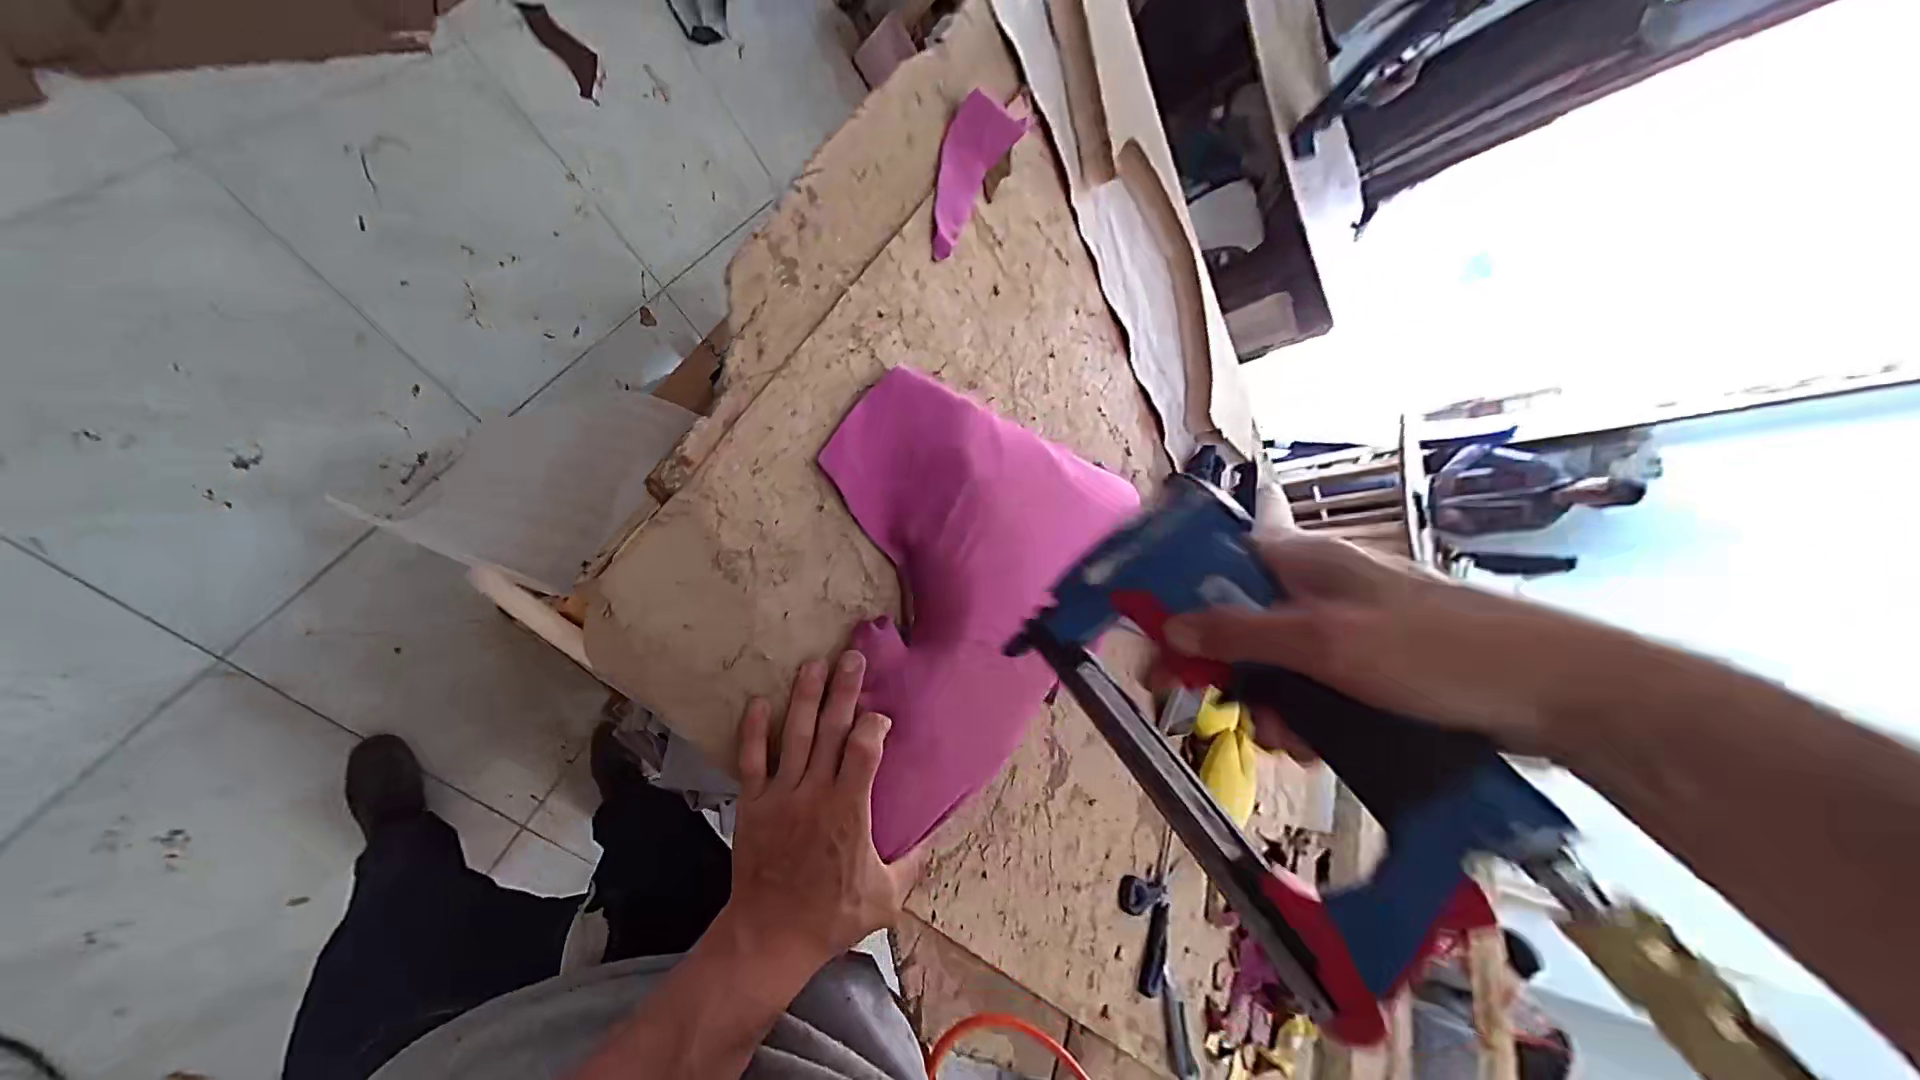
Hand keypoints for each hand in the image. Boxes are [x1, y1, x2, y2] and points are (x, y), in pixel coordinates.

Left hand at [722, 651, 930, 972]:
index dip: (874, 724)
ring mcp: (780, 795)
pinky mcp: (752, 805)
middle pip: (831, 731)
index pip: (864, 750)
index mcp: (848, 809)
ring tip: (813, 665)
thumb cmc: (831, 917)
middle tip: (851, 658)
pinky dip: (753, 730)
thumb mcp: (885, 896)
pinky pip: (751, 760)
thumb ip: (912, 862)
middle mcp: (814, 793)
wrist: (769, 937)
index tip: (881, 716)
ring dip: (804, 697)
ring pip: (794, 735)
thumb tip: (935, 836)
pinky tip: (758, 702)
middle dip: (843, 691)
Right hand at [1162, 531, 1627, 756]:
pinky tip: (1318, 745)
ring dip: (1269, 702)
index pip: (1215, 563)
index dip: (1179, 597)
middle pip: (1238, 618)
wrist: (1559, 695)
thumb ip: (1241, 632)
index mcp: (1301, 558)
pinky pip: (1311, 684)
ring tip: (1291, 741)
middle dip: (1228, 668)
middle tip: (1218, 704)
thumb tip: (1169, 627)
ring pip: (1273, 660)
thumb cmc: (1435, 651)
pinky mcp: (1370, 663)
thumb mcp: (1325, 643)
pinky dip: (1305, 714)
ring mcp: (1344, 625)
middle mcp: (1315, 585)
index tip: (1157, 643)